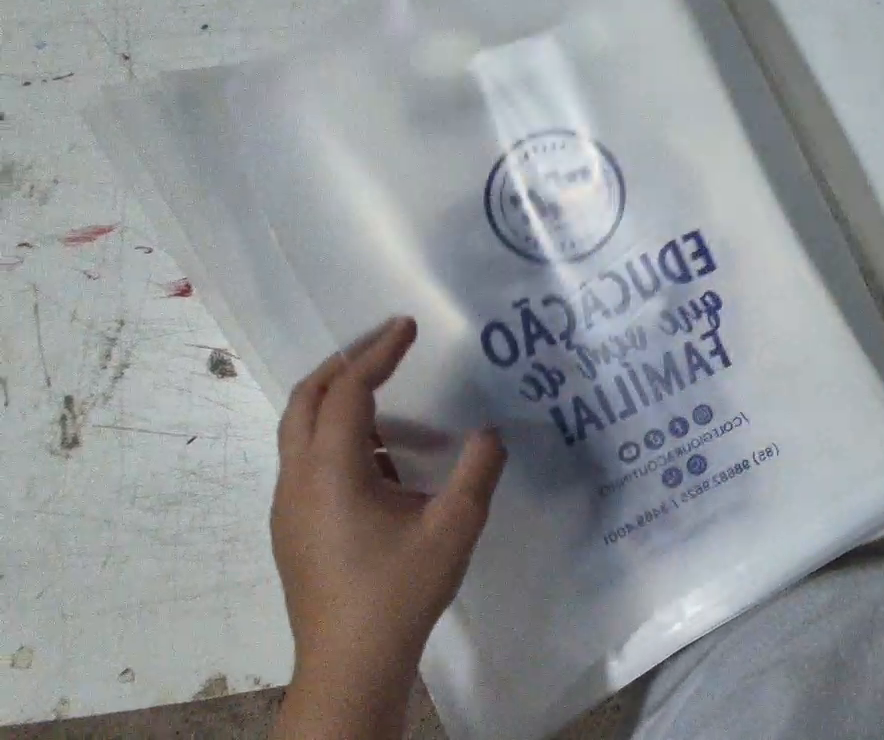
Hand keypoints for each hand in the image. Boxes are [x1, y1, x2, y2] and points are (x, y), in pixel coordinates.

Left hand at [270, 317, 505, 735]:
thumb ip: (478, 469)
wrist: (352, 661)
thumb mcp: (457, 524)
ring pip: (303, 431)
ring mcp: (292, 506)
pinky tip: (390, 454)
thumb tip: (489, 431)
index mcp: (331, 475)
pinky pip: (313, 459)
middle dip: (345, 363)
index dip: (377, 354)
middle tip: (389, 341)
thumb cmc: (401, 589)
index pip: (346, 394)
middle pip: (304, 402)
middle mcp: (298, 483)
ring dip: (344, 400)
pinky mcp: (298, 525)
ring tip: (397, 395)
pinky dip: (346, 434)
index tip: (408, 326)